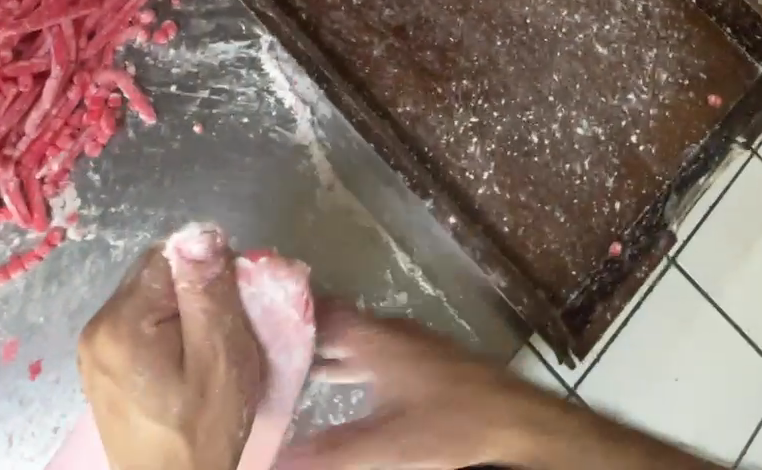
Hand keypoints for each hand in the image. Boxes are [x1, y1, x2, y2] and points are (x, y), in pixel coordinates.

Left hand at [79, 230, 266, 469]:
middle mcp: (97, 327)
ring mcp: (96, 349)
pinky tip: (191, 359)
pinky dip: (175, 328)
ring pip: (155, 296)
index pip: (170, 254)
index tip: (232, 302)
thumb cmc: (203, 427)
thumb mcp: (221, 354)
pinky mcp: (105, 366)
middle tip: (227, 326)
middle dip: (199, 287)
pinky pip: (145, 322)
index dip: (210, 268)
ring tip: (212, 345)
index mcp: (120, 321)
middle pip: (159, 273)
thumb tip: (201, 232)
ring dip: (189, 308)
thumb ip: (209, 292)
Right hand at [278, 304, 561, 469]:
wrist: (510, 414)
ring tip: (280, 366)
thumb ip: (328, 454)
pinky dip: (342, 359)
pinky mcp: (416, 359)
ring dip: (320, 348)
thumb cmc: (451, 422)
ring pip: (351, 337)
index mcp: (376, 338)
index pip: (322, 309)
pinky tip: (329, 380)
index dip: (288, 307)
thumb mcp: (385, 446)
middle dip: (297, 331)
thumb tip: (271, 461)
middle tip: (256, 345)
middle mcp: (388, 331)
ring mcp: (404, 342)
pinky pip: (367, 349)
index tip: (251, 311)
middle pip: (333, 321)